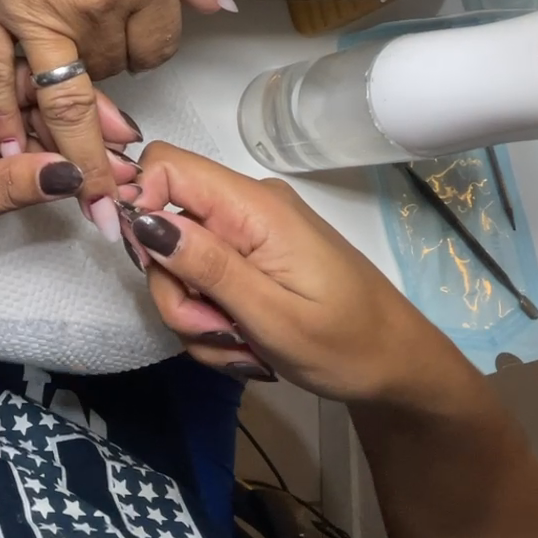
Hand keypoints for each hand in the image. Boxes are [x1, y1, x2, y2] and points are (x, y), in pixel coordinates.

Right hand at [0, 0, 231, 230]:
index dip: (151, 50)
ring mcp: (34, 11)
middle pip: (115, 71)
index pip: (160, 42)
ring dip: (77, 145)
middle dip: (115, 81)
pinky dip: (3, 122)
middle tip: (104, 85)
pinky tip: (9, 151)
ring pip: (64, 99)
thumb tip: (220, 5)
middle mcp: (96, 0)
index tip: (138, 49)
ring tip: (88, 193)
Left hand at [0, 65, 141, 304]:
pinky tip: (78, 185)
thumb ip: (9, 184)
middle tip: (128, 165)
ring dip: (66, 157)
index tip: (121, 136)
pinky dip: (43, 174)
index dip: (75, 107)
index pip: (22, 83)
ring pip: (27, 133)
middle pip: (30, 106)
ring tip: (115, 181)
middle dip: (78, 136)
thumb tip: (75, 170)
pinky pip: (13, 158)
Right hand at [121, 143, 470, 404]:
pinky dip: (207, 320)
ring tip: (238, 345)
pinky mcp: (245, 260)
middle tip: (212, 328)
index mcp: (253, 207)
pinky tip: (242, 343)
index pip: (167, 165)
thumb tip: (144, 220)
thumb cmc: (348, 345)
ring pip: (176, 264)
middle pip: (163, 227)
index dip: (139, 202)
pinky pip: (199, 282)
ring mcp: (243, 236)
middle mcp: (242, 209)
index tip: (145, 262)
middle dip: (173, 287)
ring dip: (192, 314)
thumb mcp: (274, 315)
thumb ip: (208, 266)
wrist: (398, 372)